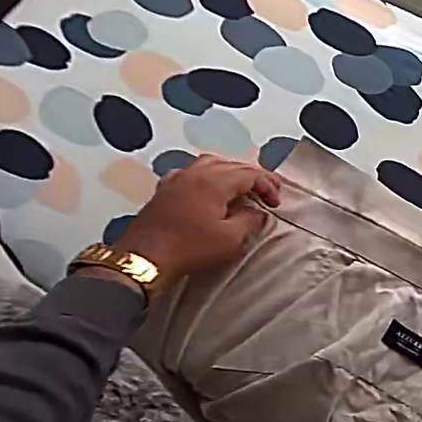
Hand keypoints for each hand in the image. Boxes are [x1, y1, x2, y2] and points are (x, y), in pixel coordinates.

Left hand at [105, 154, 279, 283]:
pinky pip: (192, 172)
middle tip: (267, 192)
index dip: (267, 186)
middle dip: (252, 177)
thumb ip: (249, 220)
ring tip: (241, 187)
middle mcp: (195, 172)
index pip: (249, 173)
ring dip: (230, 172)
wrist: (145, 257)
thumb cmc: (191, 247)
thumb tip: (258, 212)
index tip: (276, 203)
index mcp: (214, 181)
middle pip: (231, 164)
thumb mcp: (230, 239)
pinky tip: (209, 189)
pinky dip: (208, 176)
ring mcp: (177, 178)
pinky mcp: (164, 189)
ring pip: (210, 164)